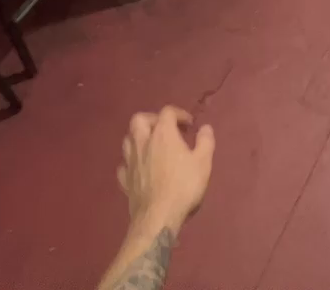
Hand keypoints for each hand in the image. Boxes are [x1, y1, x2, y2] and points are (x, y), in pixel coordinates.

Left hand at [116, 106, 214, 233]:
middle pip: (140, 119)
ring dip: (138, 138)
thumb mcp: (203, 162)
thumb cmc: (183, 187)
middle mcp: (143, 141)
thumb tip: (205, 127)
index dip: (179, 113)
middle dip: (152, 119)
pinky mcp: (125, 180)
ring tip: (150, 145)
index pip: (167, 112)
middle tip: (164, 129)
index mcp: (162, 133)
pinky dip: (130, 162)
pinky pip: (124, 165)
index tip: (189, 124)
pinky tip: (138, 168)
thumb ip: (205, 141)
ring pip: (128, 140)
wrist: (158, 218)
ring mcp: (131, 161)